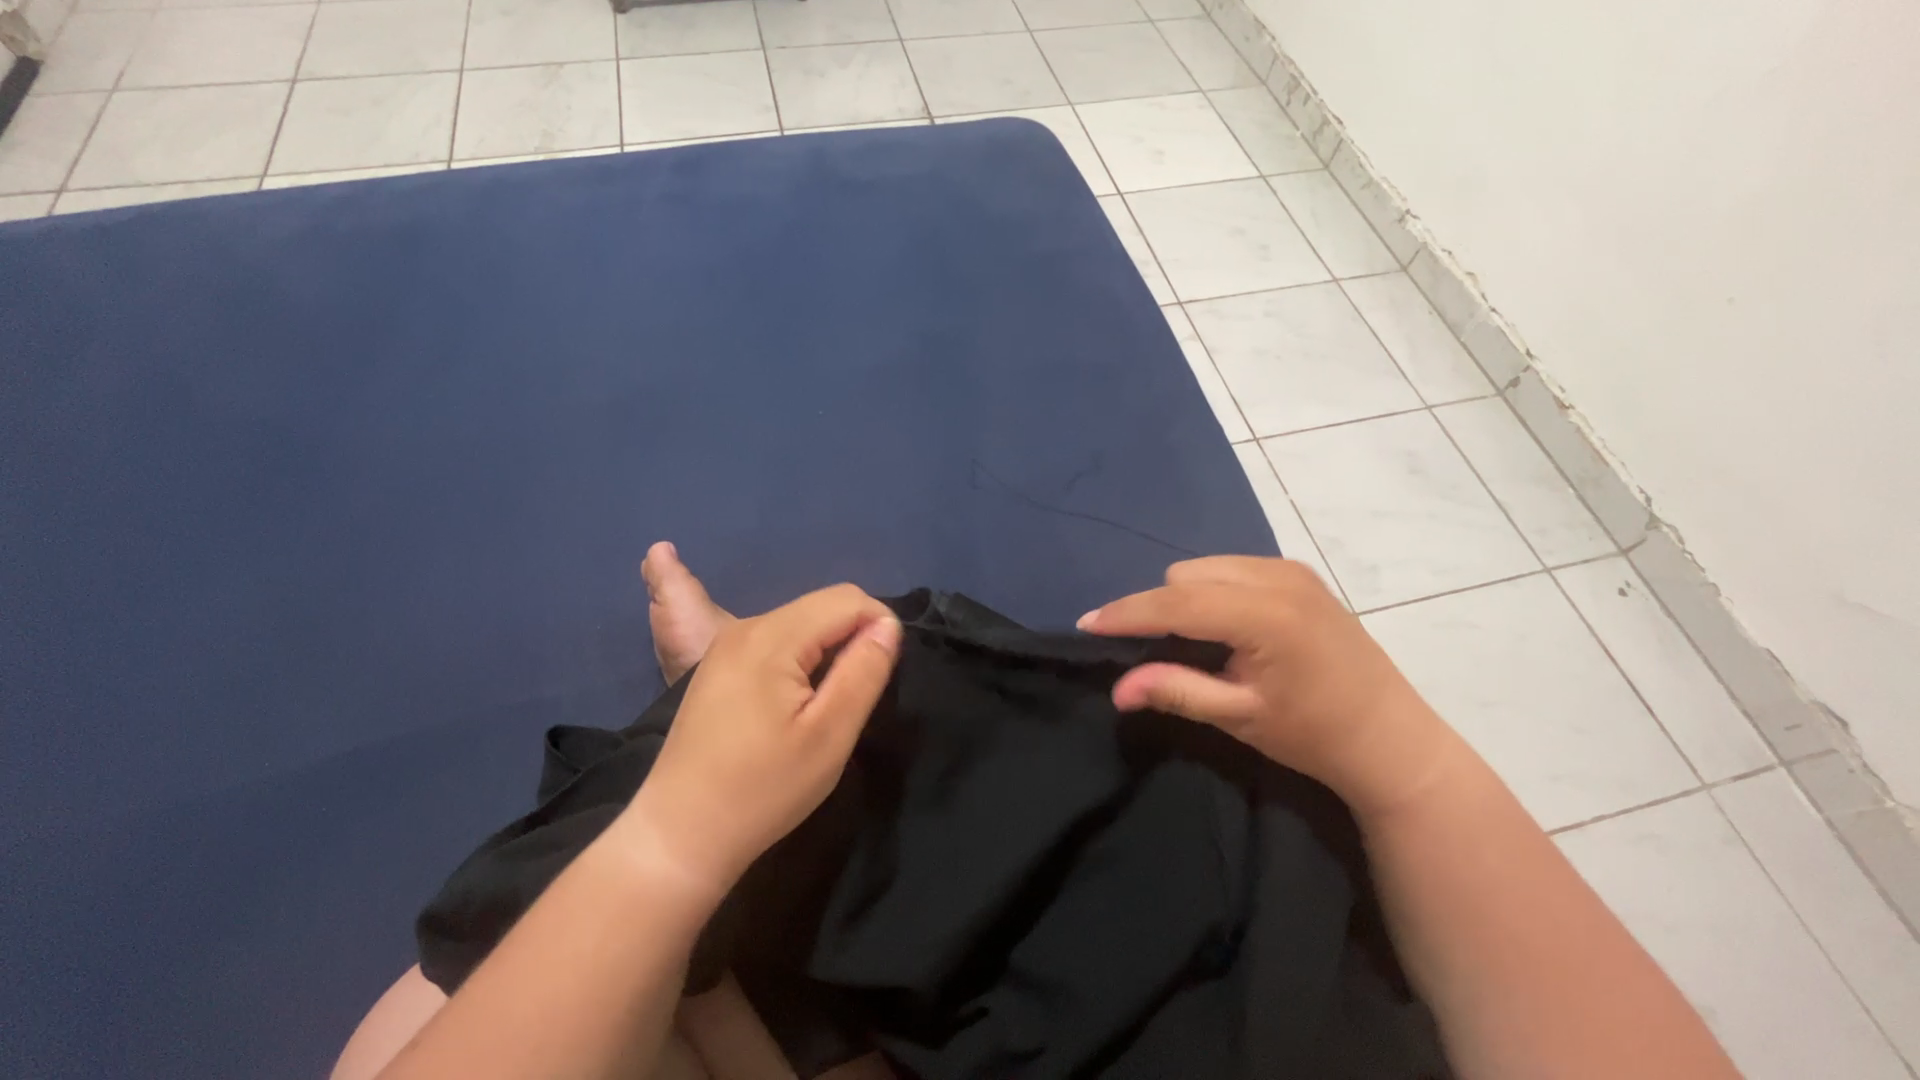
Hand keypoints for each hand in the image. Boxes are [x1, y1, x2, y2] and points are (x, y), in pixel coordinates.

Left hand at [620, 584, 900, 898]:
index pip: (847, 598)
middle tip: (856, 699)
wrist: (681, 833)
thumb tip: (889, 625)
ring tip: (828, 707)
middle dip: (853, 639)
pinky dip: (801, 662)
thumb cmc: (762, 789)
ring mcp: (725, 647)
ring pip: (801, 624)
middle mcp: (745, 628)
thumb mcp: (830, 735)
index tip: (882, 678)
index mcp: (771, 637)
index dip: (880, 627)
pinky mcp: (718, 668)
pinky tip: (796, 709)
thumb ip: (864, 671)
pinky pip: (777, 643)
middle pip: (822, 606)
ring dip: (828, 652)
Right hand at [1080, 556, 1462, 818]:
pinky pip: (1230, 567)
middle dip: (1156, 608)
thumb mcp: (1239, 717)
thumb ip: (1176, 690)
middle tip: (1146, 651)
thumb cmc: (1313, 735)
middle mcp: (1276, 578)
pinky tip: (1220, 627)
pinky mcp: (1299, 574)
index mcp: (1265, 615)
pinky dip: (1210, 590)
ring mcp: (1291, 570)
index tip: (1086, 623)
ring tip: (1186, 642)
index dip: (1127, 613)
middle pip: (1186, 578)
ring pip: (1205, 567)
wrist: (1389, 738)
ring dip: (1183, 598)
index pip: (1176, 603)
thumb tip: (1117, 689)